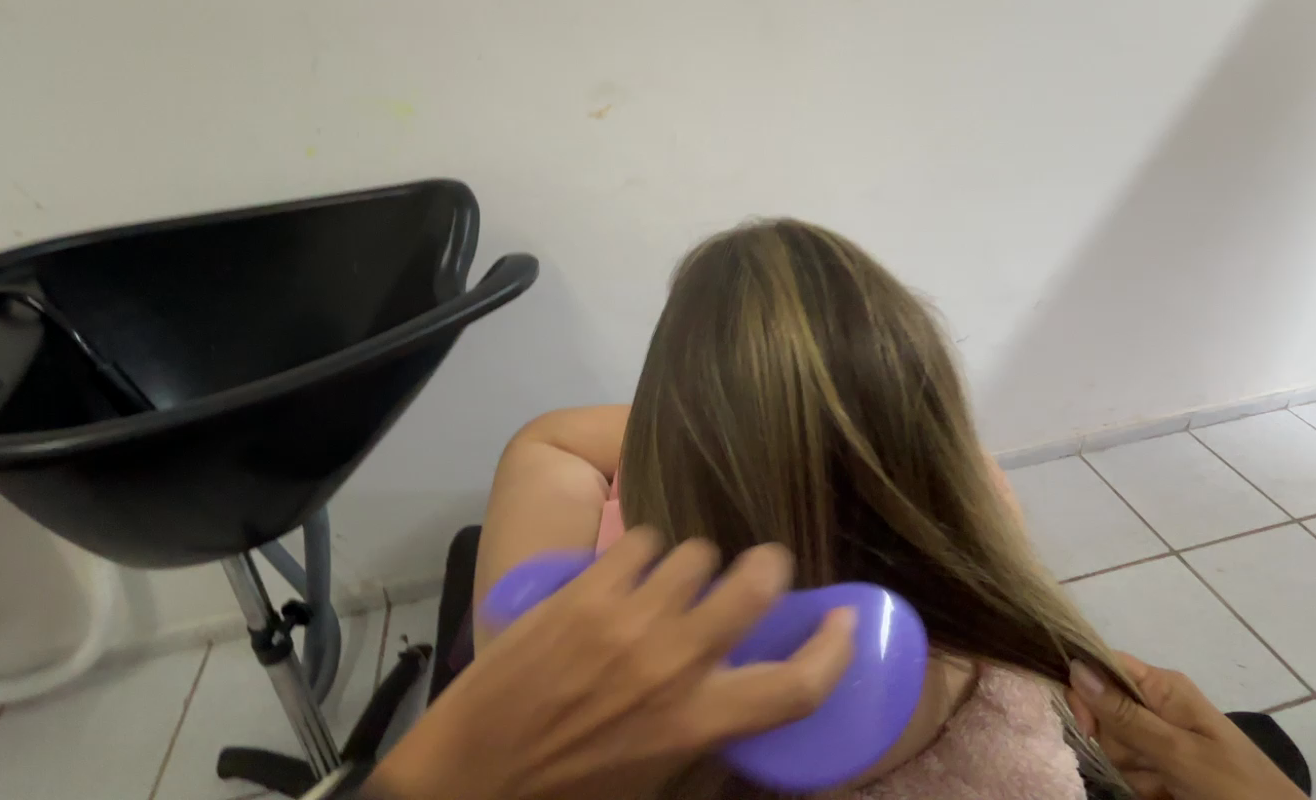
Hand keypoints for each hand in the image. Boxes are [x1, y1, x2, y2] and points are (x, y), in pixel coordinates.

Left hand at [366, 528, 856, 799]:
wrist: (473, 777)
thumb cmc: (570, 789)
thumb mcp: (656, 778)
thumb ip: (706, 729)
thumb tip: (740, 686)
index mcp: (698, 723)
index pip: (796, 686)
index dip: (834, 651)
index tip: (843, 622)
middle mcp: (676, 663)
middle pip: (755, 587)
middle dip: (766, 566)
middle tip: (757, 567)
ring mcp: (631, 618)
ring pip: (697, 553)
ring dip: (695, 564)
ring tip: (673, 575)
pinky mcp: (588, 589)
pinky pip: (641, 540)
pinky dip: (644, 550)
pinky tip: (628, 569)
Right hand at [1068, 654, 1305, 799]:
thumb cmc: (1236, 788)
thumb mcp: (1178, 753)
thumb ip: (1125, 714)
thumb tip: (1075, 665)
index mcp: (1164, 686)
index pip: (1104, 665)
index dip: (1086, 689)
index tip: (1087, 725)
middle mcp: (1157, 703)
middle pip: (1104, 708)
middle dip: (1117, 743)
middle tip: (1149, 766)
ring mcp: (1160, 735)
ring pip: (1114, 742)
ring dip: (1132, 769)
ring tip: (1167, 787)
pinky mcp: (1162, 763)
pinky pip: (1129, 766)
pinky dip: (1142, 785)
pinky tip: (1166, 794)